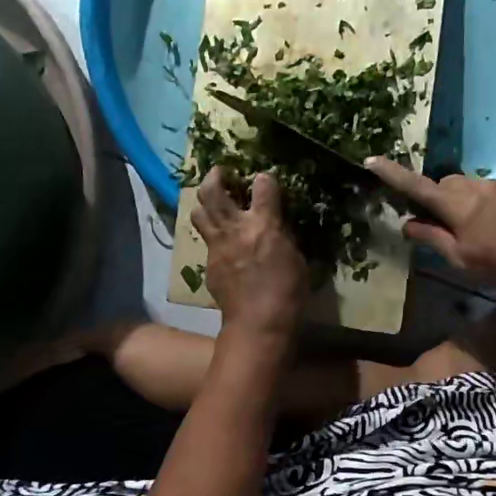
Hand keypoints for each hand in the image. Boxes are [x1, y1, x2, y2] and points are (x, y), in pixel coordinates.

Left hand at [190, 167, 307, 336]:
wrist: (258, 323)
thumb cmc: (288, 292)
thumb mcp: (296, 258)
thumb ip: (283, 235)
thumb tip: (276, 226)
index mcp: (263, 225)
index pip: (262, 186)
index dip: (264, 179)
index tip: (264, 180)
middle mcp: (235, 228)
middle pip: (212, 191)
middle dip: (215, 176)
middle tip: (221, 172)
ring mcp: (217, 245)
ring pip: (198, 212)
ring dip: (204, 203)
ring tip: (214, 202)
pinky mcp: (208, 263)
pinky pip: (206, 241)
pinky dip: (213, 235)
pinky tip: (224, 243)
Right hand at [365, 158, 495, 295]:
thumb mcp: (463, 261)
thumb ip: (433, 239)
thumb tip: (407, 224)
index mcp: (458, 206)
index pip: (417, 187)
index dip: (392, 175)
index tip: (372, 160)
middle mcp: (478, 187)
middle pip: (446, 184)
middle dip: (439, 198)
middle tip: (443, 226)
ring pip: (472, 187)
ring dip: (466, 203)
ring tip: (481, 233)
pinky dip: (490, 205)